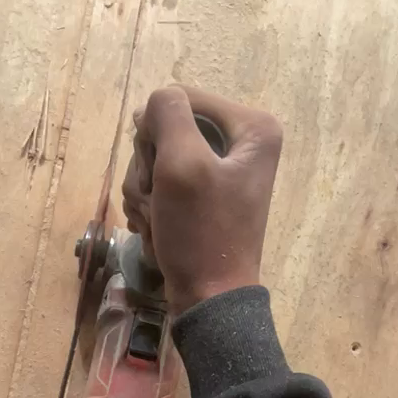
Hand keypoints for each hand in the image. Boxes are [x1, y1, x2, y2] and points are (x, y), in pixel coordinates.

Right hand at [121, 85, 282, 312]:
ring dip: (145, 194)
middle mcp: (241, 145)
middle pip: (167, 132)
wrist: (208, 298)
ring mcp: (220, 175)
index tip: (156, 171)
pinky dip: (151, 211)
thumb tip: (153, 105)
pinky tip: (157, 231)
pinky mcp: (203, 202)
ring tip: (156, 222)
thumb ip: (166, 114)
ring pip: (157, 162)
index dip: (154, 131)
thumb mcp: (181, 163)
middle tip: (156, 201)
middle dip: (149, 169)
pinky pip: (162, 189)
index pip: (180, 99)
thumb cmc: (201, 233)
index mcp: (252, 127)